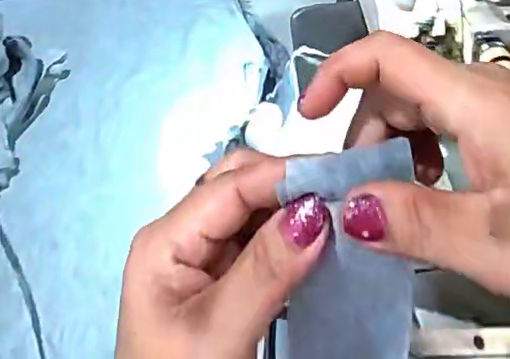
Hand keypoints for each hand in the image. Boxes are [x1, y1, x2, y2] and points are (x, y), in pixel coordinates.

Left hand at [117, 152, 327, 358]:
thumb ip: (265, 271)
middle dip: (285, 183)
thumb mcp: (219, 334)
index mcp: (165, 238)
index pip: (227, 187)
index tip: (338, 176)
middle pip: (234, 189)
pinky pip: (254, 249)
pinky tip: (319, 246)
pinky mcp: (216, 290)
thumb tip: (315, 210)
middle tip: (344, 192)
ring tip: (340, 211)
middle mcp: (179, 238)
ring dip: (290, 210)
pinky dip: (286, 242)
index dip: (281, 175)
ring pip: (247, 215)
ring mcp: (197, 264)